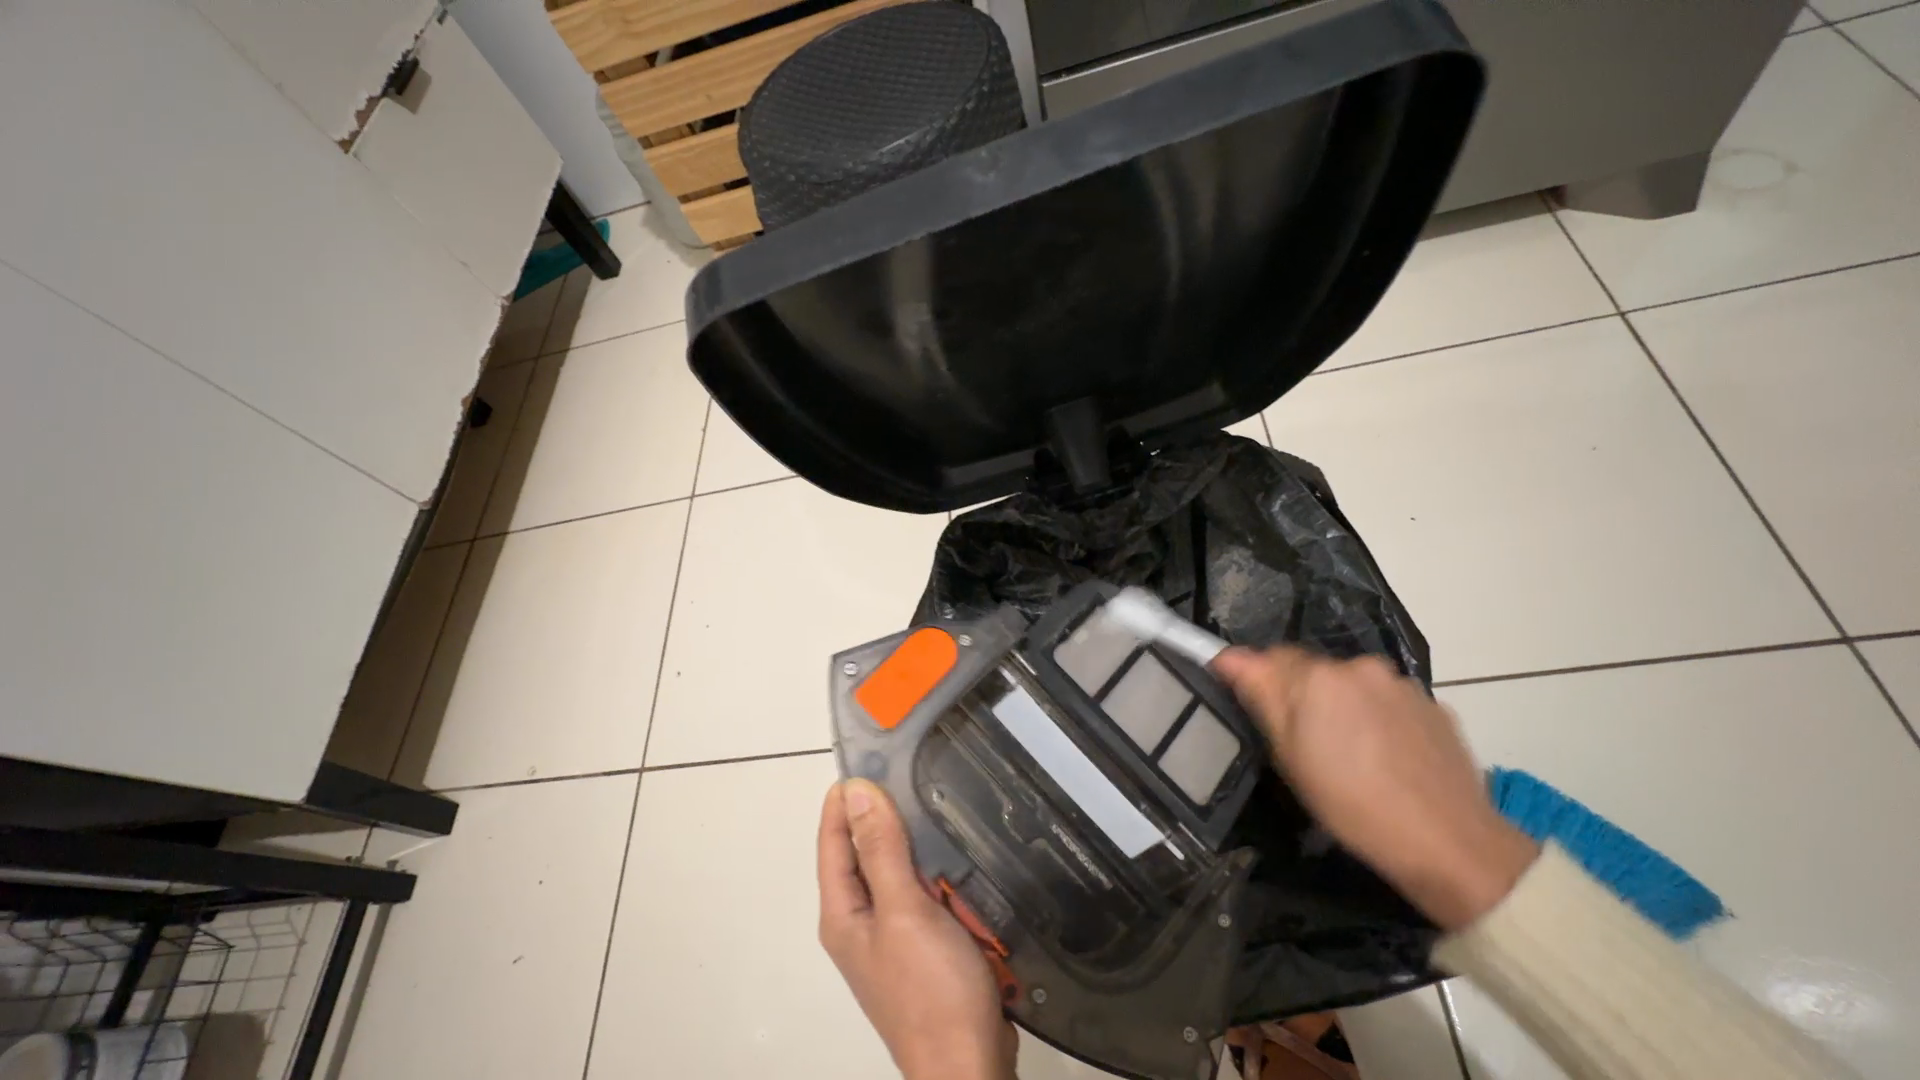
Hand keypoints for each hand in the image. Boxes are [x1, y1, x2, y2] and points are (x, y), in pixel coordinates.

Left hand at [818, 778, 1015, 1079]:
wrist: (968, 1064)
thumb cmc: (930, 989)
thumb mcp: (904, 911)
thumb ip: (881, 851)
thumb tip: (854, 792)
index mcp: (844, 914)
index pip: (833, 842)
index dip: (843, 801)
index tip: (866, 759)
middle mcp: (862, 923)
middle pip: (866, 855)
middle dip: (885, 817)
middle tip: (913, 773)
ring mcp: (894, 938)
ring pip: (900, 874)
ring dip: (917, 846)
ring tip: (940, 804)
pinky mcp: (925, 948)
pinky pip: (927, 897)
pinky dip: (940, 875)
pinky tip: (962, 857)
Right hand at [1211, 648, 1538, 930]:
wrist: (1448, 840)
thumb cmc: (1351, 805)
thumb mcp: (1289, 759)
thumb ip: (1261, 698)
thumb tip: (1231, 659)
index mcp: (1317, 677)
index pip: (1266, 657)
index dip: (1252, 678)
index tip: (1243, 700)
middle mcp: (1359, 667)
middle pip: (1311, 670)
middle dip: (1299, 694)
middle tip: (1299, 741)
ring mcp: (1401, 684)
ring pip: (1351, 685)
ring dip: (1340, 705)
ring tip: (1347, 752)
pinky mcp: (1433, 705)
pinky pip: (1387, 701)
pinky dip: (1377, 719)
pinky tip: (1384, 757)